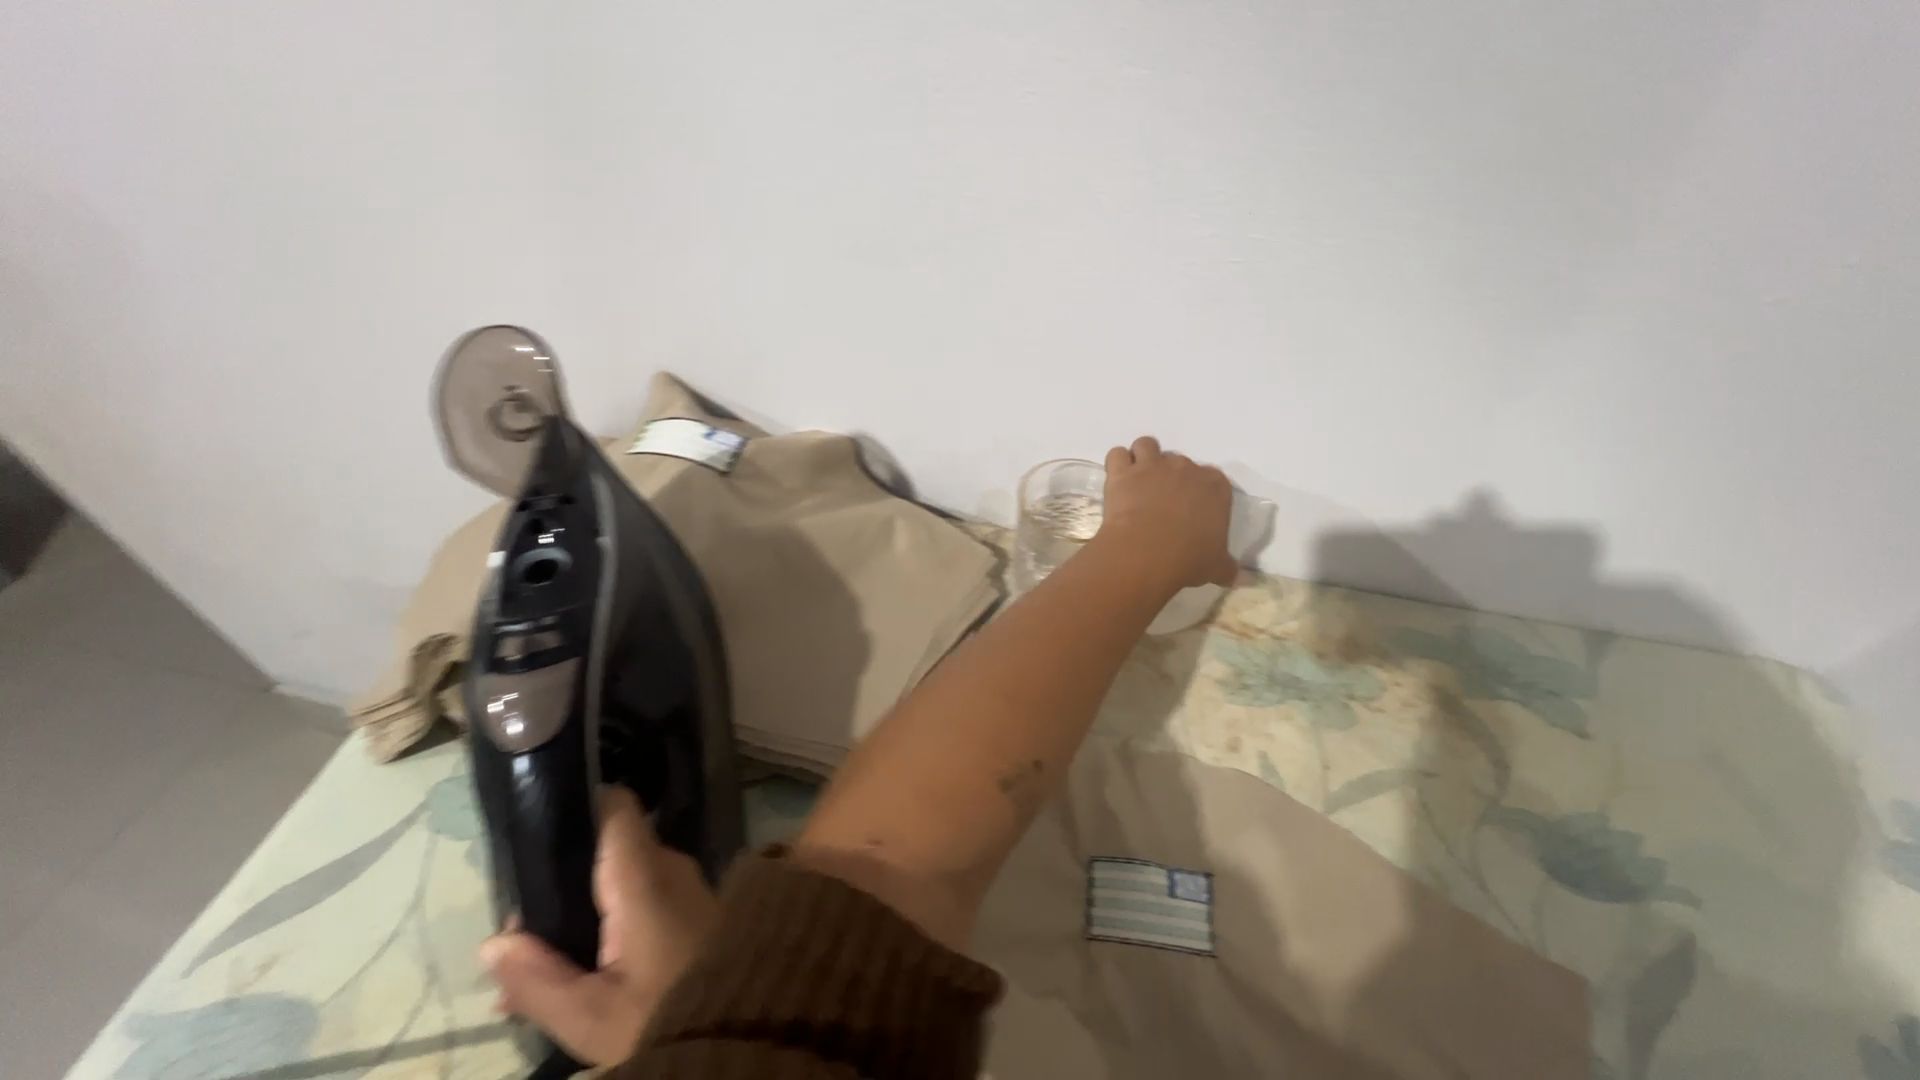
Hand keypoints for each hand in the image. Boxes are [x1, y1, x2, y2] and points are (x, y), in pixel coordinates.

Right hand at [479, 787, 718, 1065]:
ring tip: (534, 972)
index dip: (576, 808)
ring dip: (581, 914)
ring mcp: (688, 889)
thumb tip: (494, 942)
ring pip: (622, 881)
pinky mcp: (695, 913)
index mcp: (644, 875)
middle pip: (607, 850)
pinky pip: (644, 903)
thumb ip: (537, 978)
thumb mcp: (590, 1016)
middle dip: (560, 886)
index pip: (615, 808)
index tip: (534, 837)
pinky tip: (579, 974)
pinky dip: (610, 927)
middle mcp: (671, 868)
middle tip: (518, 940)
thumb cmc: (665, 1018)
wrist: (747, 1036)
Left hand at [1100, 436, 1236, 588]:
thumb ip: (1229, 568)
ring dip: (1142, 458)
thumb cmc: (1189, 558)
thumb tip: (1243, 580)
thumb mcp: (1217, 566)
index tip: (1192, 509)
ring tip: (1138, 480)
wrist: (1148, 552)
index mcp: (1215, 486)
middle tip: (1161, 501)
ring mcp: (1152, 466)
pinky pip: (1117, 454)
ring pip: (1147, 446)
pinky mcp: (1123, 472)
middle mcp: (1185, 468)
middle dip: (1170, 477)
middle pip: (1179, 462)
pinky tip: (1117, 480)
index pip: (1213, 479)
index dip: (1200, 491)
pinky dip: (1116, 464)